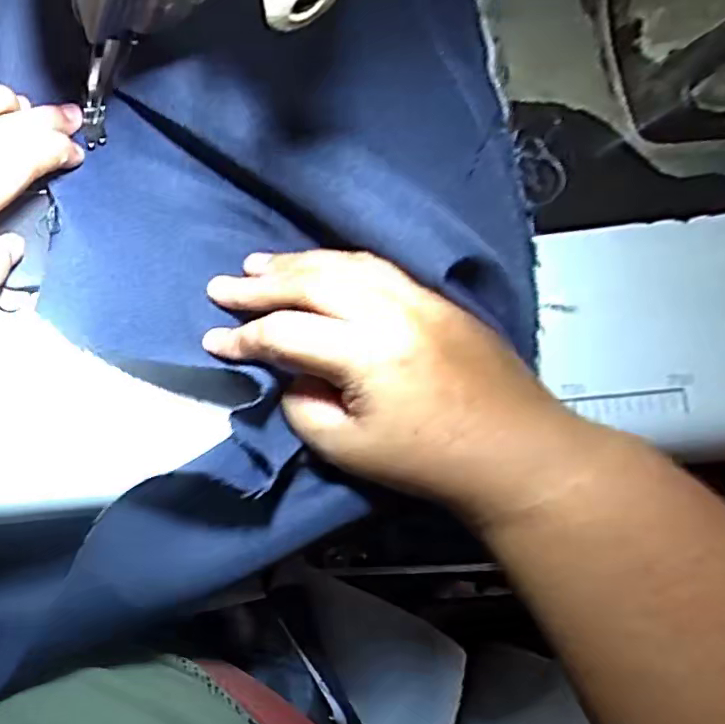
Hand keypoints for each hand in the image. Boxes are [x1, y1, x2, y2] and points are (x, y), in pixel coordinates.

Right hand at [203, 250, 620, 529]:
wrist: (513, 451)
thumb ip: (302, 403)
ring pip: (346, 266)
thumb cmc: (422, 460)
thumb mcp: (341, 446)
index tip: (211, 341)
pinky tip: (315, 267)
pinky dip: (334, 264)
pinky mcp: (436, 302)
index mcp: (367, 353)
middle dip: (260, 285)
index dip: (243, 337)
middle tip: (220, 285)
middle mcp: (392, 312)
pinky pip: (374, 268)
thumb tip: (293, 374)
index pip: (287, 332)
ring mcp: (419, 300)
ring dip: (296, 263)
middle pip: (313, 283)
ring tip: (258, 264)